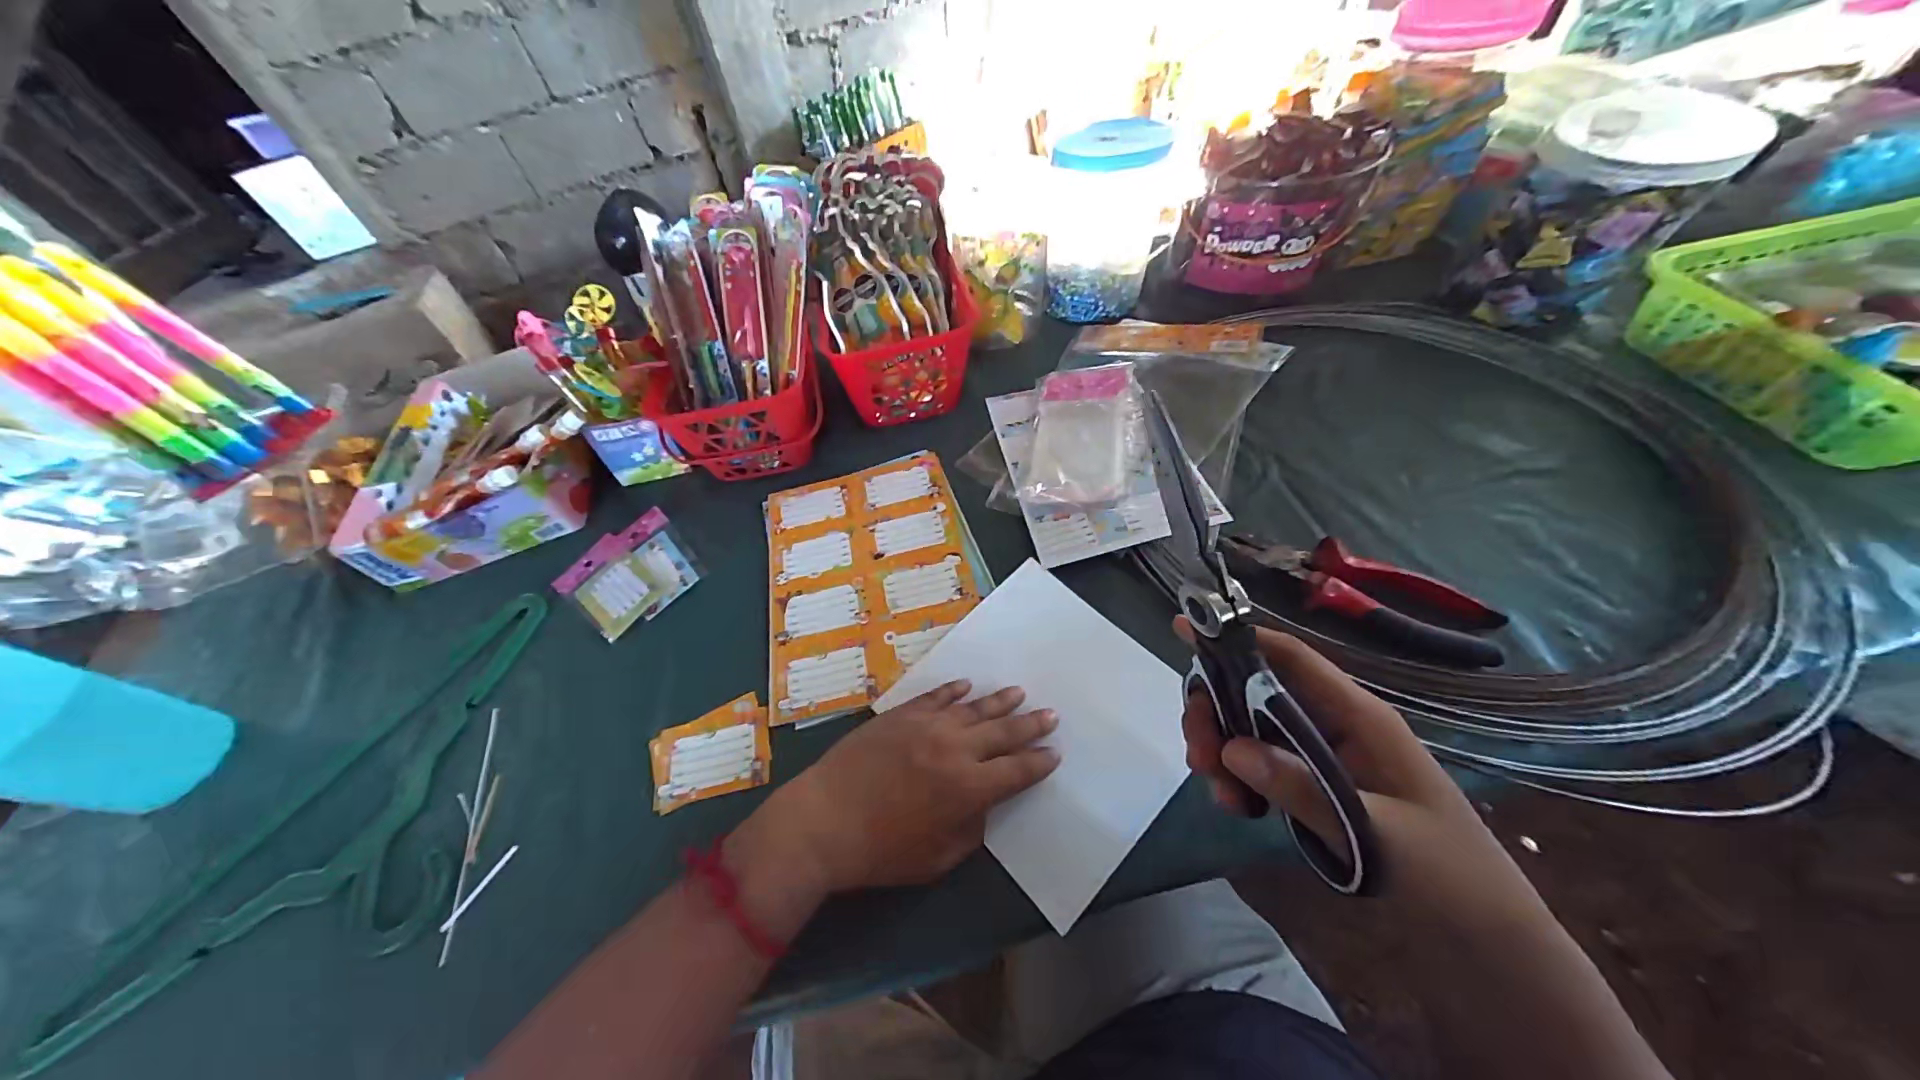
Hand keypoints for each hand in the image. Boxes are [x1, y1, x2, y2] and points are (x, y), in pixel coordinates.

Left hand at [748, 681, 1059, 894]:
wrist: (822, 821)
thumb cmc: (881, 851)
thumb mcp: (938, 858)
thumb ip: (971, 828)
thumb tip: (981, 803)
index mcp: (969, 788)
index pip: (1017, 771)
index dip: (1039, 762)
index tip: (1054, 753)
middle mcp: (955, 749)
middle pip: (1003, 732)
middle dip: (1030, 724)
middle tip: (1050, 714)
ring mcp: (926, 726)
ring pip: (973, 708)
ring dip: (999, 702)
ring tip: (1019, 693)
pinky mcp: (900, 715)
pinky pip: (935, 696)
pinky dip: (953, 691)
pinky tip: (966, 686)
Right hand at [1176, 618, 1549, 933]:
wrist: (1486, 933)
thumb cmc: (1444, 872)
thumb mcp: (1373, 832)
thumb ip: (1300, 788)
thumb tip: (1231, 748)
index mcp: (1359, 717)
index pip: (1290, 658)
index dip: (1237, 637)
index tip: (1185, 628)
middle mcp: (1335, 723)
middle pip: (1255, 691)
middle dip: (1215, 712)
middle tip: (1199, 757)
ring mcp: (1322, 752)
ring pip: (1249, 726)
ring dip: (1222, 749)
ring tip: (1223, 796)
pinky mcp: (1314, 780)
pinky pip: (1259, 760)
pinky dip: (1236, 776)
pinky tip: (1238, 807)